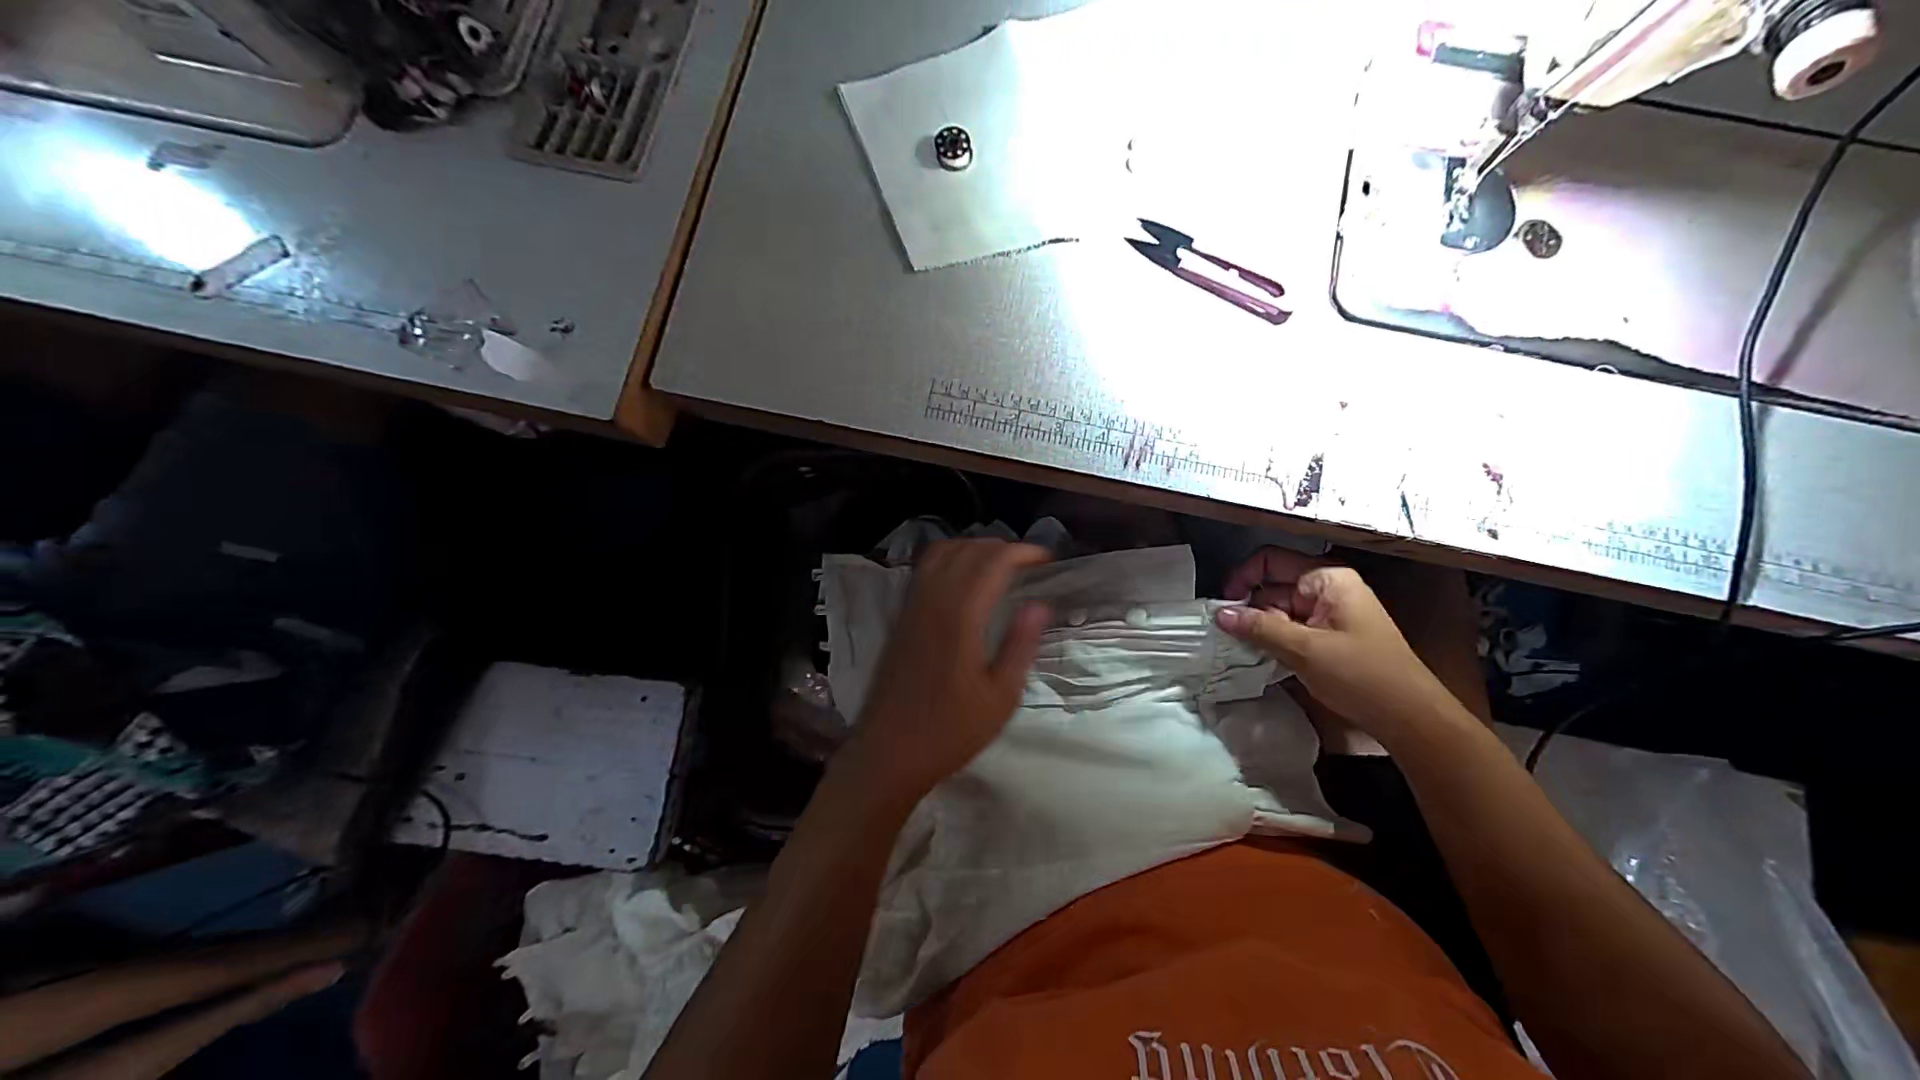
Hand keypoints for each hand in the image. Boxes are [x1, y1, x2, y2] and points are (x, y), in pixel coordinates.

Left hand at [839, 540, 1050, 806]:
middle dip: (1001, 547)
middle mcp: (931, 602)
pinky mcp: (899, 618)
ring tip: (1000, 566)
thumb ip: (1020, 645)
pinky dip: (950, 560)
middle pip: (966, 550)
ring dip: (973, 549)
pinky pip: (924, 570)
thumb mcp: (1001, 697)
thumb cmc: (951, 732)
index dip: (1023, 552)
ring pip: (941, 553)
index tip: (1048, 560)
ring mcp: (910, 608)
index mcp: (960, 618)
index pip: (992, 562)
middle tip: (1029, 563)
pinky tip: (965, 581)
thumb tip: (1040, 605)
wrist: (889, 753)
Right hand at [1215, 547, 1458, 741]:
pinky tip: (1257, 658)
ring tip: (1235, 648)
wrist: (1410, 717)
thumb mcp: (1305, 650)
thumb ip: (1260, 628)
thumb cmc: (1363, 676)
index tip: (1222, 605)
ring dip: (1258, 628)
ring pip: (1279, 612)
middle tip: (1223, 633)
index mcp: (1328, 579)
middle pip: (1273, 587)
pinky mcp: (1328, 639)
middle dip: (1248, 608)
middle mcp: (1328, 590)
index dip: (1244, 578)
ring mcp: (1329, 615)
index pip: (1273, 562)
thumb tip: (1220, 614)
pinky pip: (1291, 631)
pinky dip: (1273, 642)